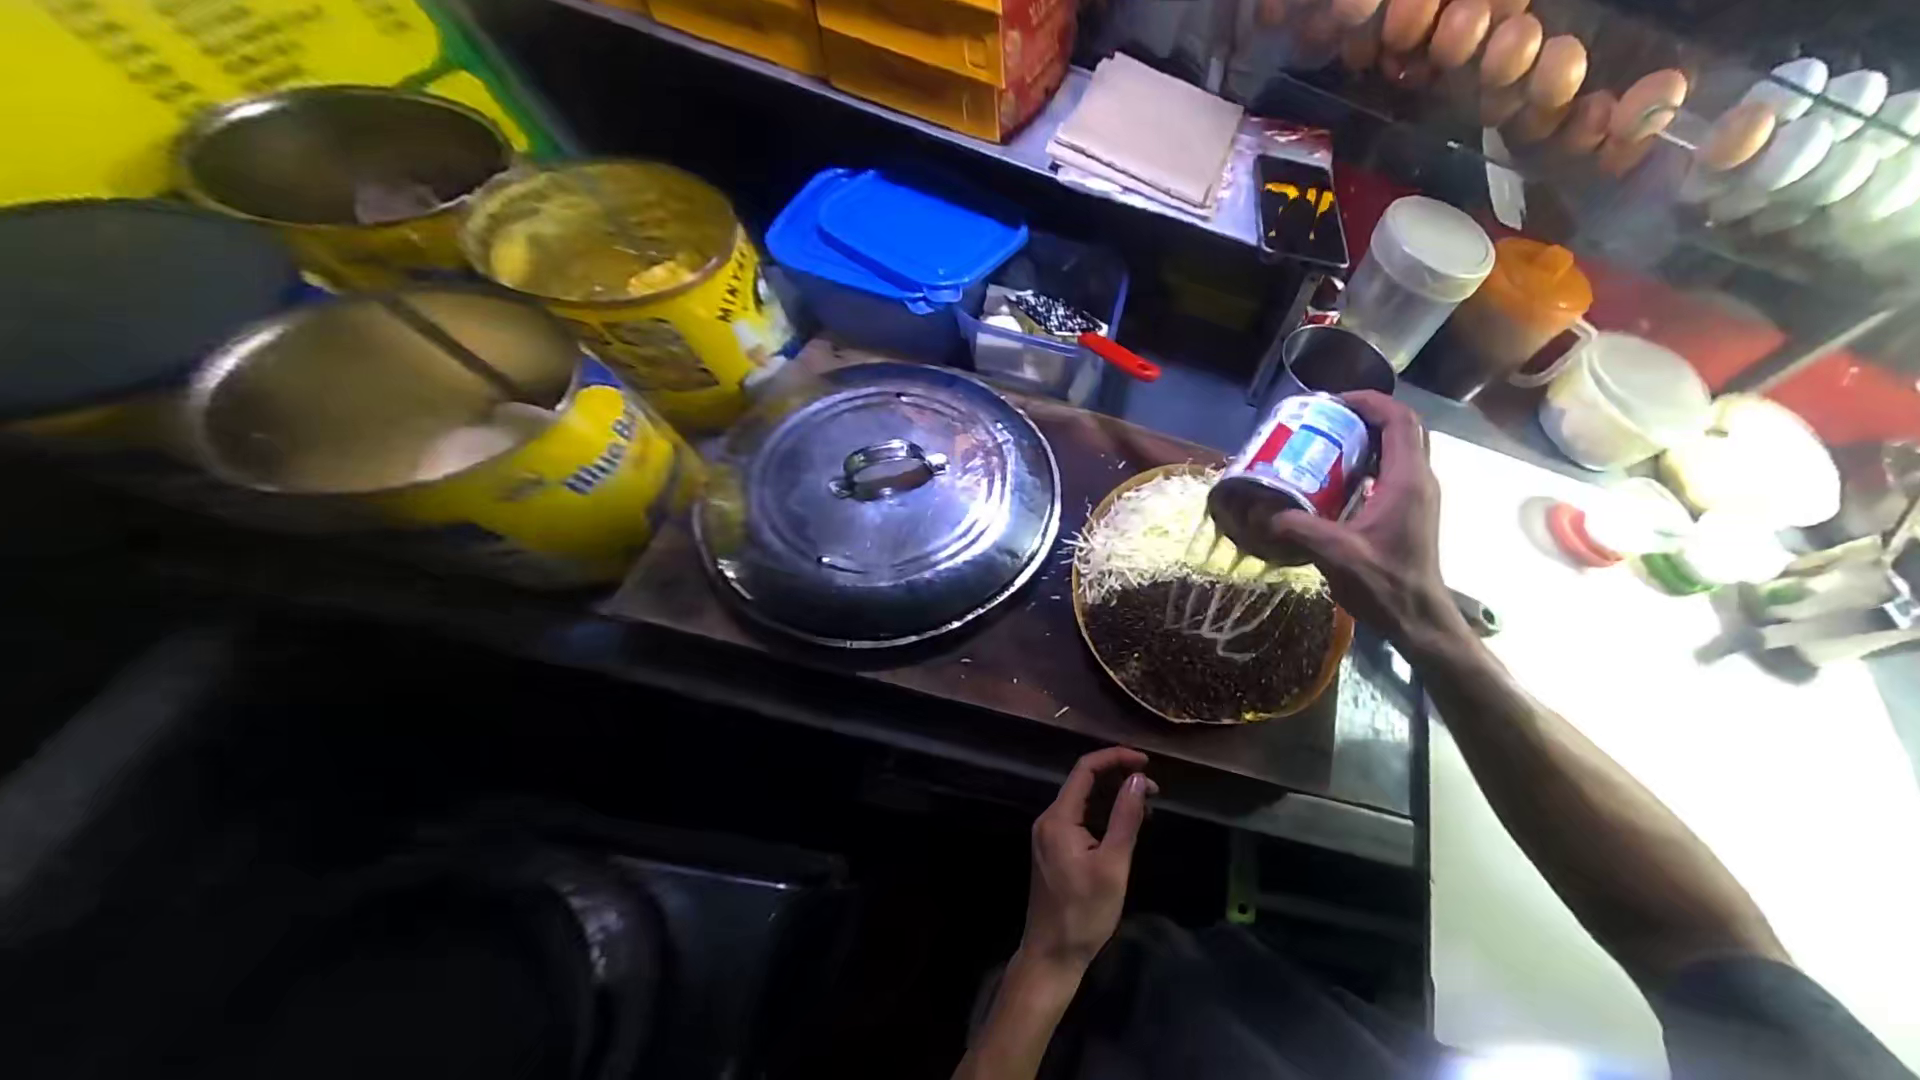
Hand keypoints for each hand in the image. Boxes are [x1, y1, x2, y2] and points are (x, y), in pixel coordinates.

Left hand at [1021, 748, 1157, 971]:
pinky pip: (1080, 818)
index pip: (1085, 769)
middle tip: (1153, 787)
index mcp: (1059, 817)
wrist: (1052, 954)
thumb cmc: (1084, 912)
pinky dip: (1103, 814)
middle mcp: (1049, 819)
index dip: (1115, 758)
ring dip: (1113, 796)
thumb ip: (1125, 818)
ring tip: (1147, 803)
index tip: (1145, 761)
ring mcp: (1049, 834)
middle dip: (1118, 777)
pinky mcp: (1054, 849)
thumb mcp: (1113, 865)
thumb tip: (1138, 779)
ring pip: (1083, 801)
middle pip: (1083, 782)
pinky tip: (1126, 824)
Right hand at [1259, 391, 1466, 652]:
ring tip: (1322, 443)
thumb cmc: (1385, 585)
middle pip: (1400, 429)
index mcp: (1408, 481)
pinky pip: (1389, 472)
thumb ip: (1297, 528)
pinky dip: (1364, 463)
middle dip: (1363, 416)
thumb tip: (1258, 510)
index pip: (1399, 421)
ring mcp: (1415, 497)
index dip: (1369, 402)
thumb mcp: (1336, 554)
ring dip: (1364, 438)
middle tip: (1323, 420)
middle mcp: (1418, 481)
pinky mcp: (1407, 512)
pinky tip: (1331, 480)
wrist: (1418, 620)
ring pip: (1396, 449)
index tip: (1331, 402)